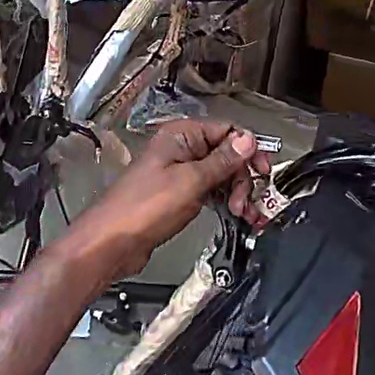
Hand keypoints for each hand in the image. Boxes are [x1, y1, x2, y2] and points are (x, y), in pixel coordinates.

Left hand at [63, 120, 268, 282]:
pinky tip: (236, 215)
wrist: (111, 243)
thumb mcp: (190, 181)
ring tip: (244, 214)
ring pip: (221, 175)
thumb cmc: (143, 208)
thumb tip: (247, 140)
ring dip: (237, 193)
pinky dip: (225, 202)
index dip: (247, 150)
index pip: (226, 131)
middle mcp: (181, 149)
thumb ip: (222, 161)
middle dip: (242, 177)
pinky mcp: (179, 194)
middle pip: (226, 154)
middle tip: (248, 201)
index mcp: (181, 136)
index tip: (262, 170)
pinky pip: (211, 191)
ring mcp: (180, 172)